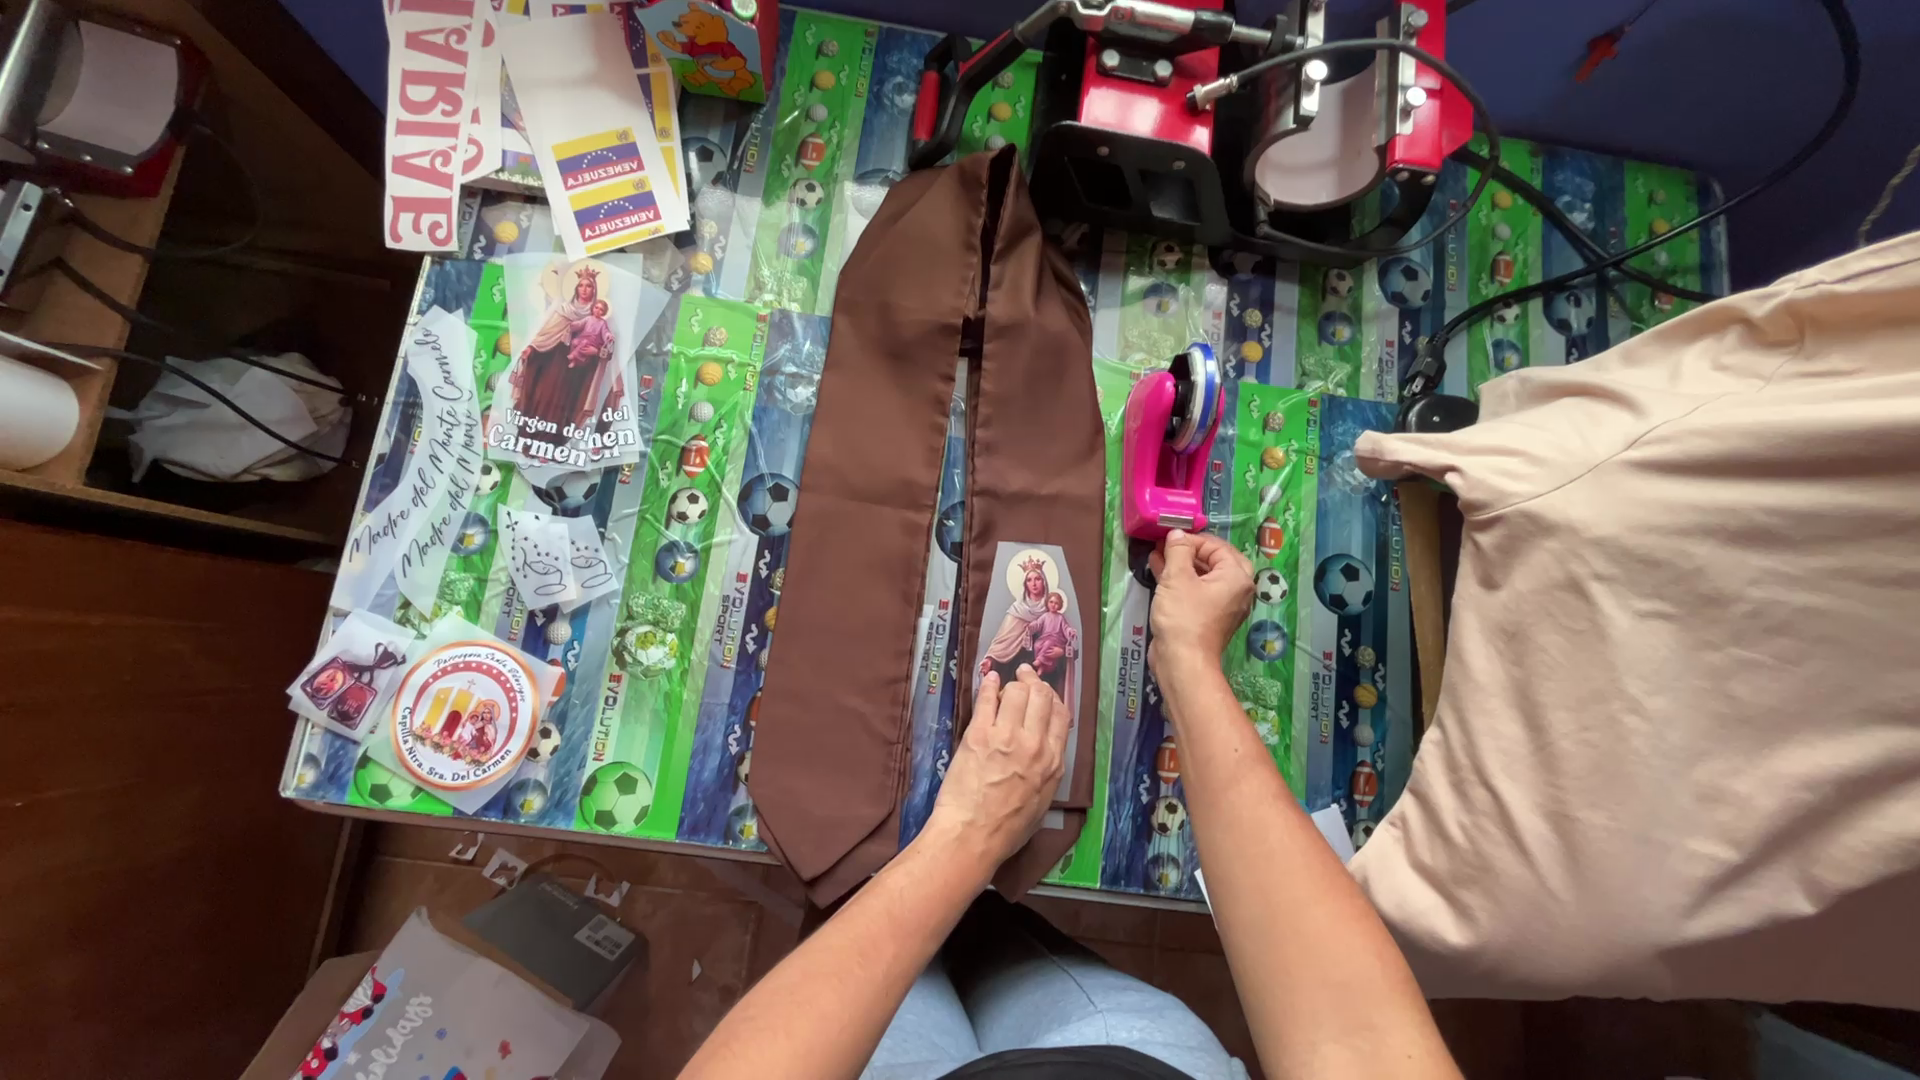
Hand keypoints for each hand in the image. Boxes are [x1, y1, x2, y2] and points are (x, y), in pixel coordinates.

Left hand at [921, 666, 1068, 877]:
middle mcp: (1035, 744)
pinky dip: (990, 685)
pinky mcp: (979, 734)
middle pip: (1042, 697)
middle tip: (1026, 675)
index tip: (1046, 694)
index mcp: (1054, 763)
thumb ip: (1047, 772)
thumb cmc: (1007, 830)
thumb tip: (1044, 754)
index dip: (1054, 699)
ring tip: (1007, 681)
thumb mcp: (1042, 802)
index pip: (1062, 716)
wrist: (973, 836)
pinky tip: (990, 679)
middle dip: (1035, 682)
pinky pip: (987, 699)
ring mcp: (1007, 736)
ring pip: (1017, 692)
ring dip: (1013, 683)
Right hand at [1147, 528, 1253, 682]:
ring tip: (1158, 555)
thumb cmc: (1183, 617)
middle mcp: (1236, 590)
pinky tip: (1160, 572)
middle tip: (1167, 545)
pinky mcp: (1208, 616)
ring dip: (1182, 565)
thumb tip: (1177, 534)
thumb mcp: (1177, 577)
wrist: (1182, 661)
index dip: (1192, 540)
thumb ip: (1178, 550)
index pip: (1217, 546)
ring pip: (1204, 576)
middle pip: (1214, 560)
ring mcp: (1223, 605)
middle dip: (1189, 551)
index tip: (1169, 539)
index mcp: (1236, 577)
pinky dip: (1181, 581)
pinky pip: (1197, 591)